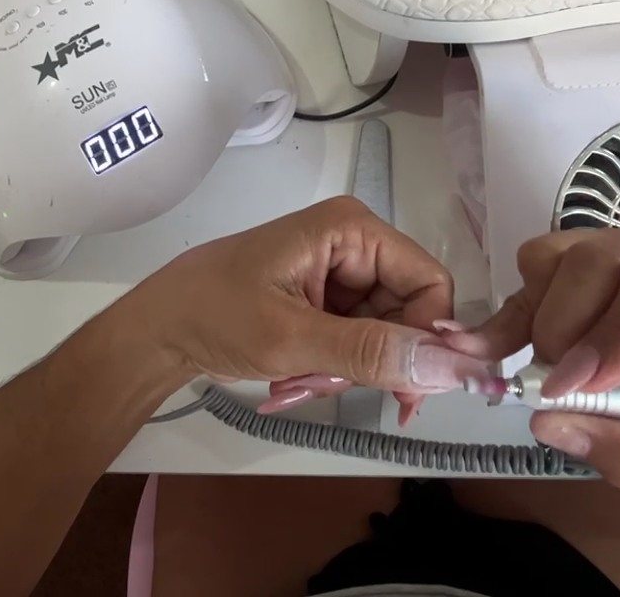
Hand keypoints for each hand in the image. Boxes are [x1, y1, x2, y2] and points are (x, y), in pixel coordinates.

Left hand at [121, 197, 491, 423]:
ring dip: (354, 368)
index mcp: (351, 229)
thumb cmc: (217, 315)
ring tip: (305, 377)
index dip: (431, 337)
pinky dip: (338, 367)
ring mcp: (339, 272)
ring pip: (385, 333)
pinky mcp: (326, 299)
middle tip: (333, 383)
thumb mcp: (292, 337)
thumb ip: (372, 351)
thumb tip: (455, 369)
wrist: (163, 327)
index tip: (408, 390)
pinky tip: (301, 374)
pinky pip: (359, 340)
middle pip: (409, 311)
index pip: (430, 282)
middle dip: (379, 357)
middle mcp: (354, 244)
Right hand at [438, 220, 619, 489]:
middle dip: (564, 331)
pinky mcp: (568, 249)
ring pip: (555, 259)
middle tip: (555, 388)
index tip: (581, 385)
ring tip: (545, 371)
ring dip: (537, 321)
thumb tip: (549, 421)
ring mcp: (612, 240)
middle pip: (596, 264)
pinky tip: (492, 348)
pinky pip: (529, 265)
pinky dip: (510, 314)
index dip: (616, 333)